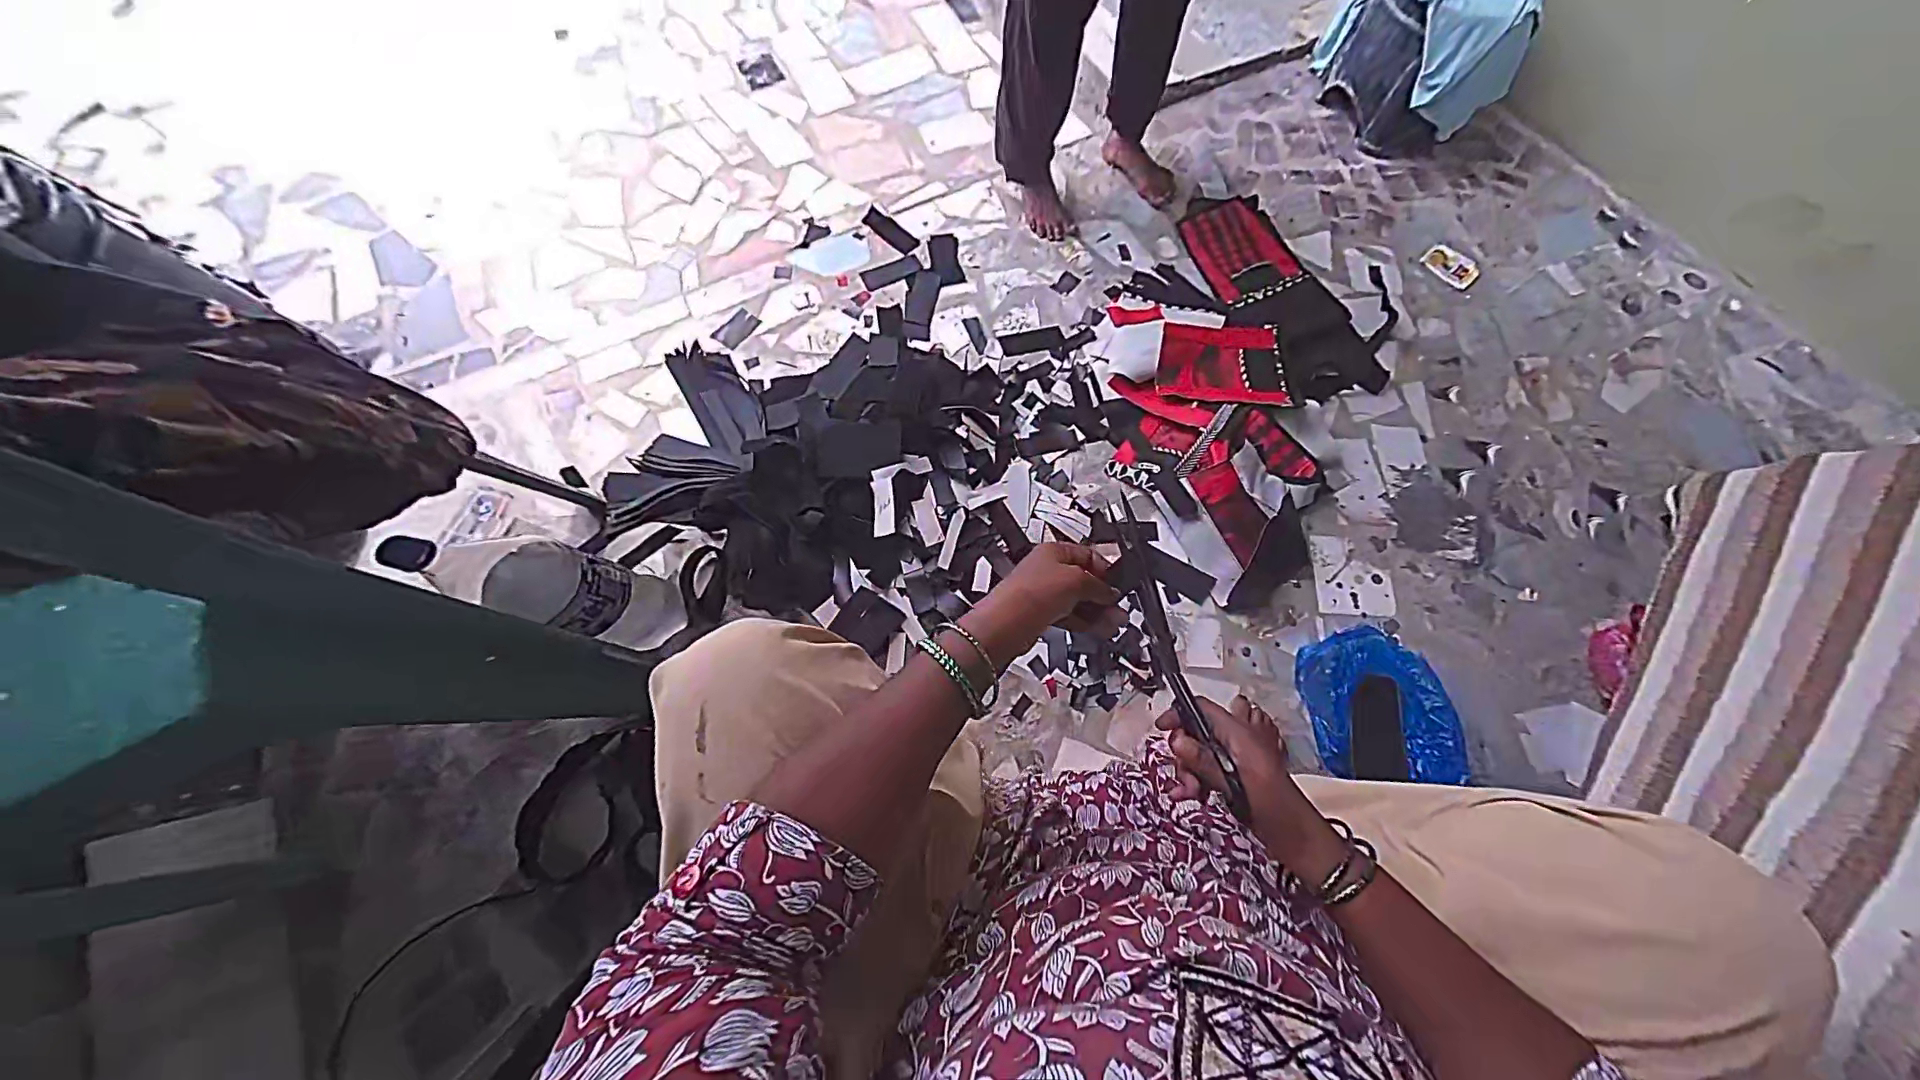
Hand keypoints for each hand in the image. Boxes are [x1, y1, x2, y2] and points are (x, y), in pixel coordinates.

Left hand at [963, 543, 1123, 662]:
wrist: (1008, 623)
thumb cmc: (1031, 593)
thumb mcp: (1078, 581)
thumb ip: (1099, 586)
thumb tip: (1110, 593)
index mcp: (1053, 551)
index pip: (1087, 554)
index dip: (1105, 568)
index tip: (1117, 583)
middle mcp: (1046, 570)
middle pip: (1083, 580)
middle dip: (1103, 594)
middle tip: (1117, 606)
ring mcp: (1043, 593)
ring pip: (1077, 601)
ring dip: (1097, 611)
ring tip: (1114, 621)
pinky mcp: (1041, 615)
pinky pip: (1069, 616)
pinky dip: (1085, 622)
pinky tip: (1099, 629)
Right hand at [1156, 696, 1342, 872]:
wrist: (1301, 843)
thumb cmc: (1277, 812)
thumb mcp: (1237, 786)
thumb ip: (1206, 762)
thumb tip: (1177, 740)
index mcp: (1241, 734)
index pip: (1203, 708)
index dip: (1179, 714)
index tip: (1162, 729)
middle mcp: (1236, 742)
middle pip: (1195, 733)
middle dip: (1183, 754)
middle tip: (1185, 779)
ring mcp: (1234, 759)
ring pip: (1197, 753)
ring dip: (1188, 772)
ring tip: (1191, 794)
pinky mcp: (1233, 776)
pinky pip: (1205, 770)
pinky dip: (1196, 781)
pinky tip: (1194, 796)